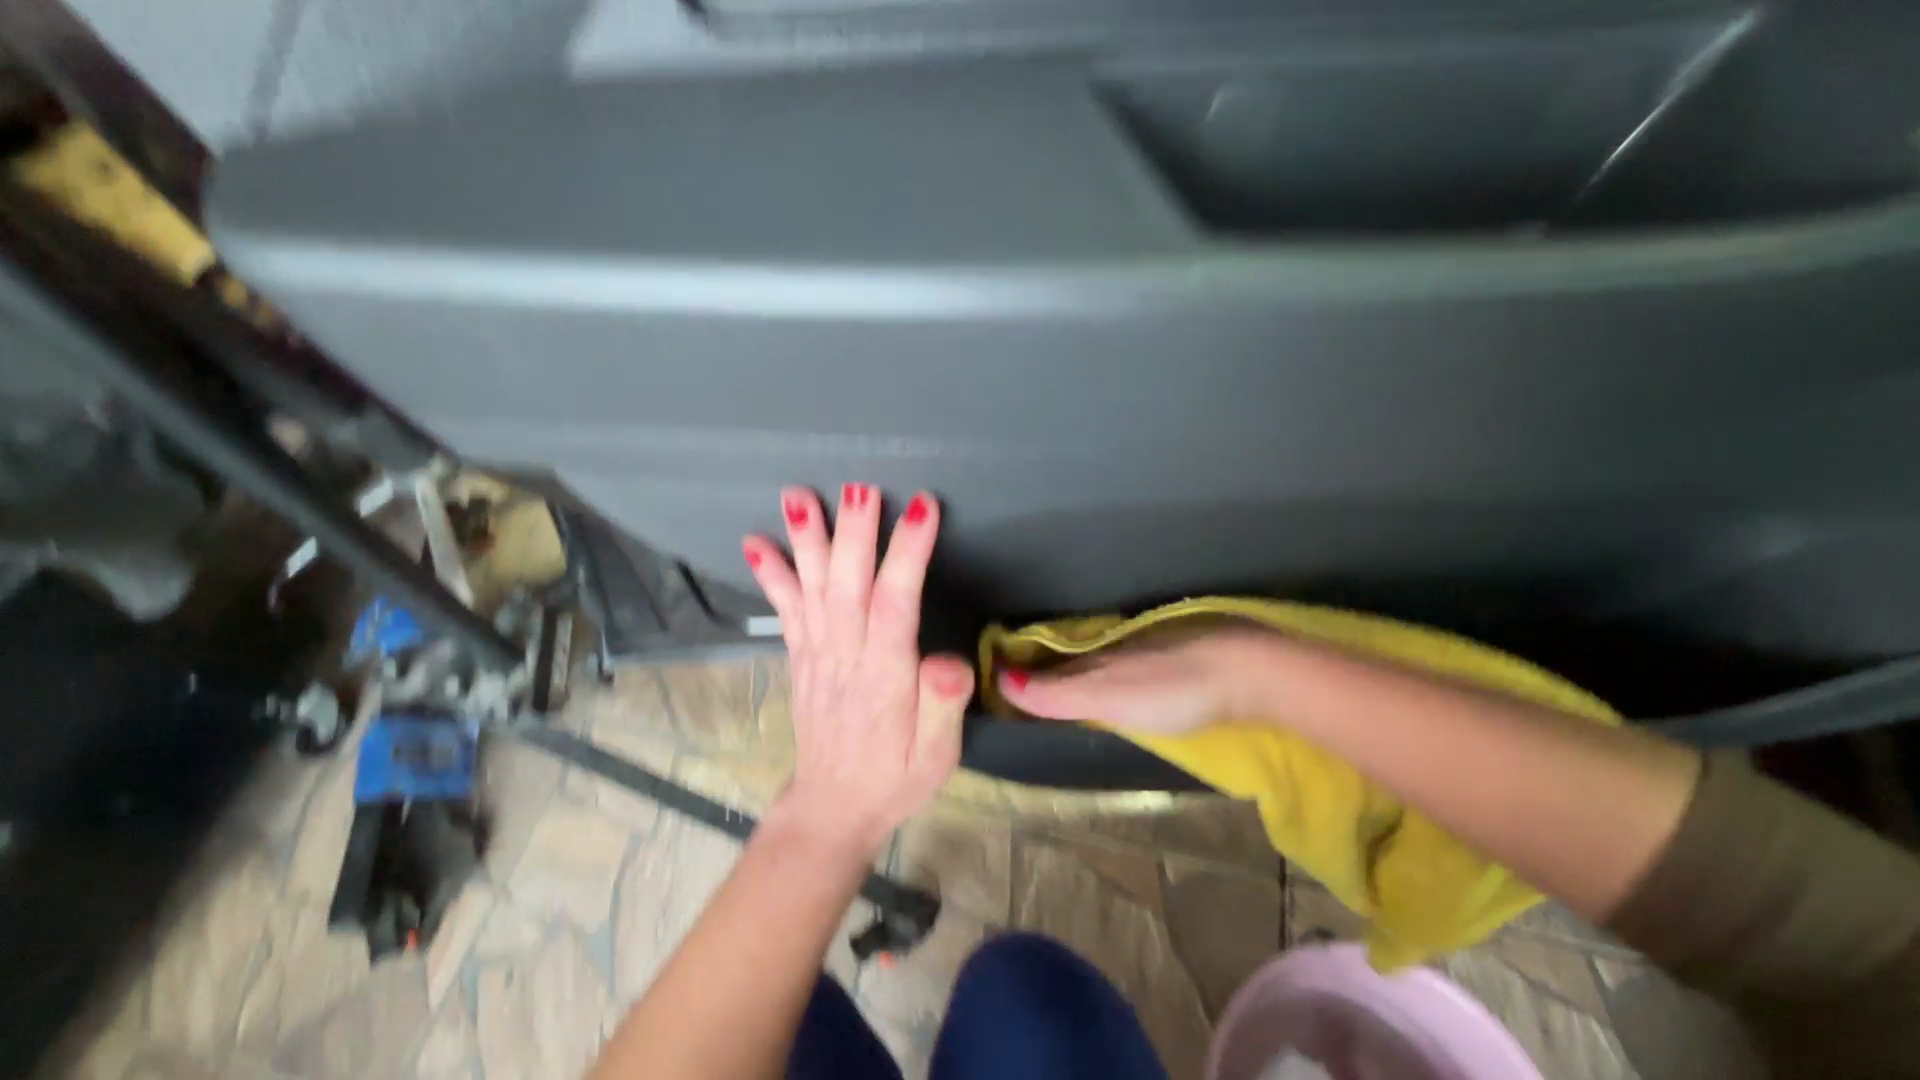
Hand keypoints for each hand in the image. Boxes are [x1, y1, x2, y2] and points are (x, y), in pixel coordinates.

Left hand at [742, 485, 972, 855]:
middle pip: (846, 586)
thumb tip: (946, 662)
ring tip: (796, 495)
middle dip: (852, 533)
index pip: (896, 605)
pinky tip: (755, 542)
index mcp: (885, 677)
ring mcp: (816, 654)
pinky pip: (783, 610)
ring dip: (804, 540)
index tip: (921, 508)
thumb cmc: (895, 777)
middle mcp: (845, 657)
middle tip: (858, 485)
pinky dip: (769, 574)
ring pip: (810, 589)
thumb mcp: (936, 756)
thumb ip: (942, 707)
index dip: (907, 554)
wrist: (833, 806)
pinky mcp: (800, 656)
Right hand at [997, 626, 1279, 734]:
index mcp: (1091, 653)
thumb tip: (999, 680)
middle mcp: (1110, 646)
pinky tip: (1104, 677)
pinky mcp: (1170, 659)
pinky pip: (1118, 660)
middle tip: (1005, 677)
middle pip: (1062, 655)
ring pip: (1091, 656)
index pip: (1038, 656)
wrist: (1249, 674)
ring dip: (1067, 665)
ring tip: (1044, 677)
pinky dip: (1100, 668)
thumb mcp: (1107, 697)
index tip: (983, 673)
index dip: (1011, 664)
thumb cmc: (1172, 689)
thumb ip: (1057, 693)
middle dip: (1034, 662)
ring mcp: (1142, 651)